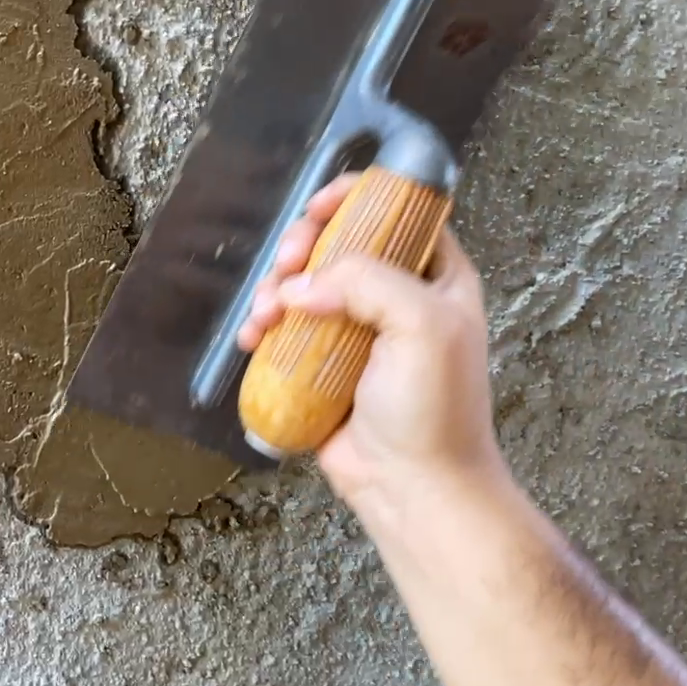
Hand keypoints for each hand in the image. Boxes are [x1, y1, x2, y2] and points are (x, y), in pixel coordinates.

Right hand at [236, 173, 509, 519]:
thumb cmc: (434, 409)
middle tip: (286, 265)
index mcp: (434, 278)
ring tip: (264, 316)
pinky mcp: (318, 359)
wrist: (410, 486)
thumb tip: (300, 286)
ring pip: (302, 283)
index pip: (397, 213)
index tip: (317, 209)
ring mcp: (352, 329)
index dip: (356, 199)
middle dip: (302, 246)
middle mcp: (393, 296)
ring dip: (273, 289)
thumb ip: (369, 282)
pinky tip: (252, 338)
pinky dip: (261, 325)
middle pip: (337, 243)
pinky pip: (282, 326)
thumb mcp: (423, 328)